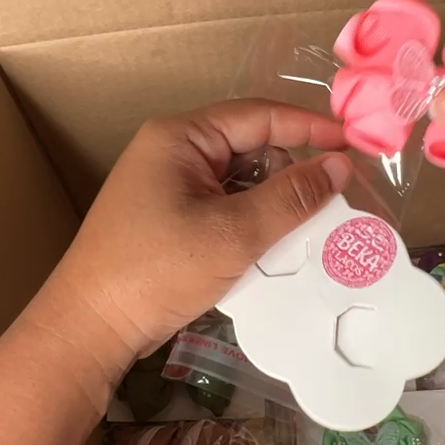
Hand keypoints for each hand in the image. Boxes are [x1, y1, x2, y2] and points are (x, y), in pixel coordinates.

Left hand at [39, 99, 352, 376]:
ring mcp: (168, 184)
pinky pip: (223, 204)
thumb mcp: (233, 233)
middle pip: (250, 145)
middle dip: (291, 169)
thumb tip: (341, 165)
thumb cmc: (156, 271)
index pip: (258, 116)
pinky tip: (275, 244)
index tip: (355, 144)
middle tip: (334, 197)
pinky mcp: (168, 216)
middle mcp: (172, 150)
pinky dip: (251, 219)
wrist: (88, 329)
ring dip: (273, 200)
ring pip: (239, 179)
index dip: (310, 127)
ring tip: (309, 226)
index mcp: (180, 137)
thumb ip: (291, 197)